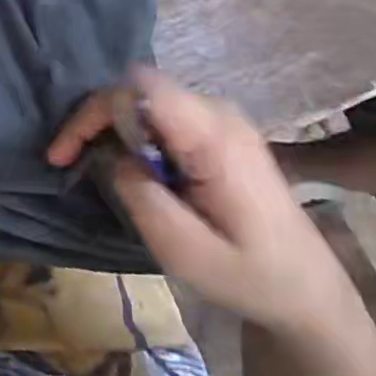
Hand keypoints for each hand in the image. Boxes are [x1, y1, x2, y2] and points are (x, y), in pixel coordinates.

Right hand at [46, 67, 349, 328]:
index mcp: (214, 136)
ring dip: (116, 127)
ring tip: (104, 168)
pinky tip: (138, 169)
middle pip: (139, 87)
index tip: (66, 153)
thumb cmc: (251, 276)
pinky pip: (164, 112)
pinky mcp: (220, 128)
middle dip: (98, 119)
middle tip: (73, 161)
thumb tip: (113, 155)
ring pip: (148, 97)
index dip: (95, 109)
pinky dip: (137, 133)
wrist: (310, 289)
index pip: (139, 87)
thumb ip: (141, 195)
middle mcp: (218, 111)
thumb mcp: (185, 252)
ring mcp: (222, 116)